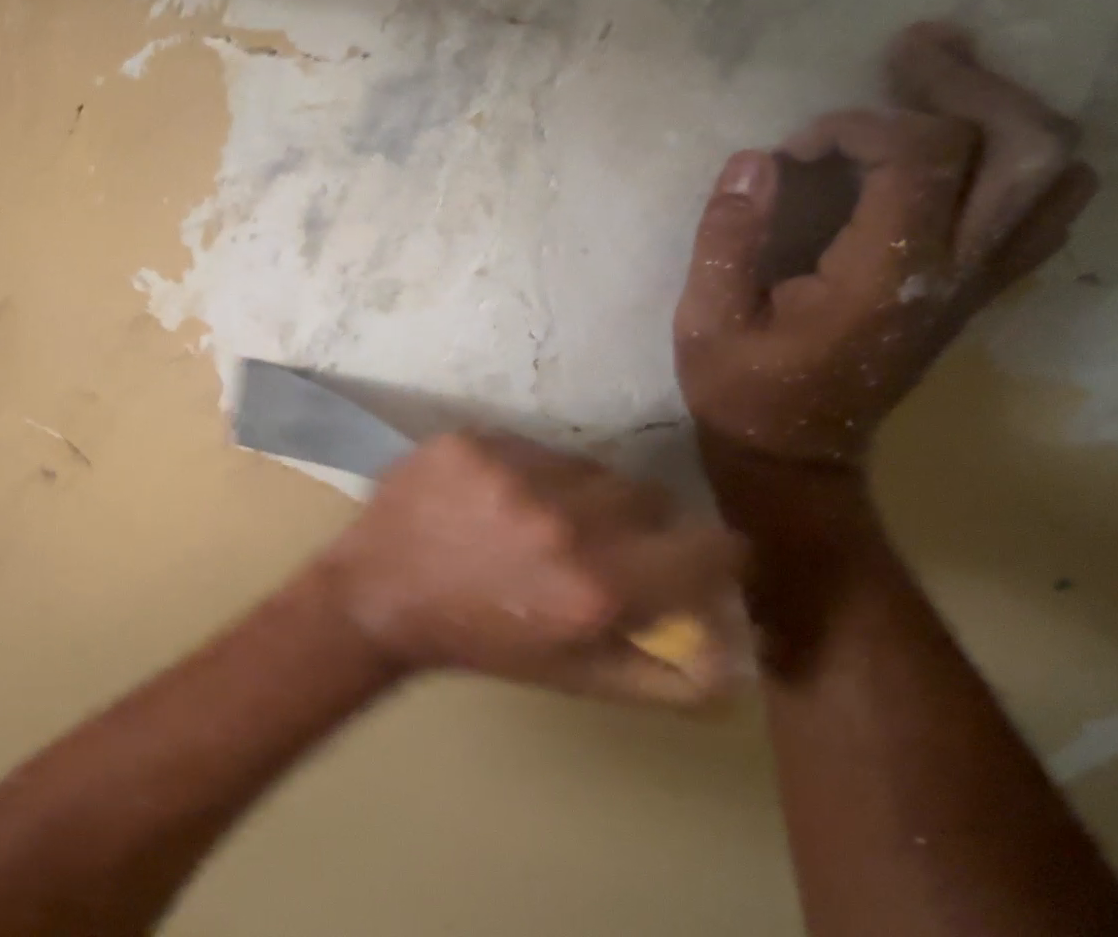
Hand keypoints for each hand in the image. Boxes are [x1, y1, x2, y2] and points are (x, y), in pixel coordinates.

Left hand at [310, 433, 750, 705]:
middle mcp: (562, 522)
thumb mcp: (575, 677)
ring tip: (532, 522)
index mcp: (599, 588)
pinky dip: (525, 468)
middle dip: (636, 523)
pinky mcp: (469, 441)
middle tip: (590, 545)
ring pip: (589, 464)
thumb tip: (739, 657)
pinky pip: (531, 444)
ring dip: (578, 491)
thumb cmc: (481, 641)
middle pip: (650, 496)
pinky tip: (493, 498)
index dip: (708, 556)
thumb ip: (668, 678)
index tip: (685, 561)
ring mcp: (509, 472)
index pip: (713, 545)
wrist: (377, 596)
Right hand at [676, 22, 1098, 465]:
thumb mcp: (705, 320)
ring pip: (1052, 167)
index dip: (858, 126)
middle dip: (964, 84)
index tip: (793, 150)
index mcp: (884, 277)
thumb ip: (728, 238)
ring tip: (941, 85)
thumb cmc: (740, 390)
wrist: (792, 453)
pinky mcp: (977, 287)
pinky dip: (1021, 158)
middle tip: (909, 53)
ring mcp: (979, 280)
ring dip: (1006, 111)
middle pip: (1020, 142)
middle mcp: (954, 270)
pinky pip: (1045, 205)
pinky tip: (968, 146)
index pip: (920, 155)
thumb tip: (754, 160)